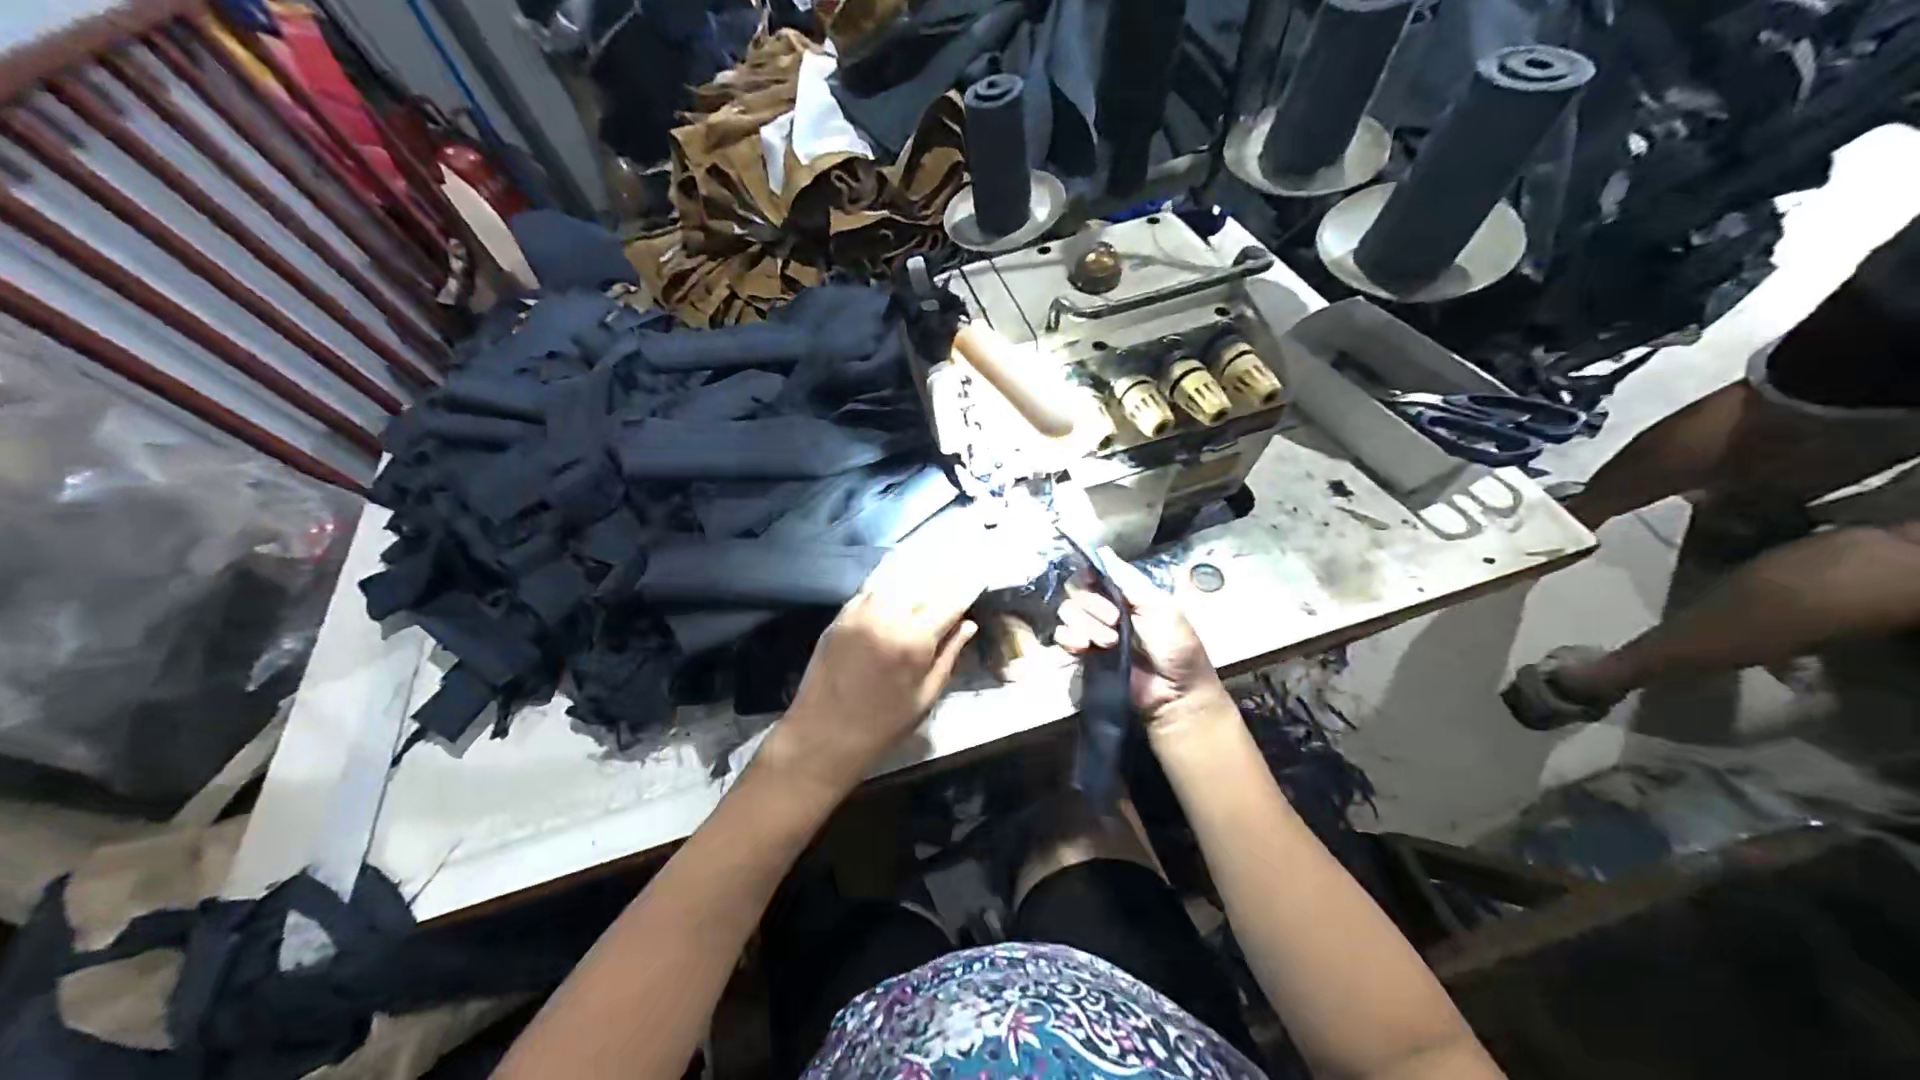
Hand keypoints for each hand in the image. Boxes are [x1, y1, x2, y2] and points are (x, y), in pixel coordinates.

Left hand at [763, 549, 983, 795]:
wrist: (824, 735)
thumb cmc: (883, 725)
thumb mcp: (926, 695)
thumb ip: (949, 655)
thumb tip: (968, 625)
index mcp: (914, 639)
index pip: (949, 601)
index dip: (965, 589)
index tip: (976, 579)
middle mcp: (887, 616)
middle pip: (921, 582)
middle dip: (941, 578)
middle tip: (955, 573)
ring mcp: (860, 612)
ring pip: (893, 579)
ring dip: (913, 575)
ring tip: (928, 573)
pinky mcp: (840, 616)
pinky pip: (869, 591)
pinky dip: (886, 586)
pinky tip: (895, 588)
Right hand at [1054, 554, 1233, 736]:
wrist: (1174, 694)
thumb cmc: (1177, 649)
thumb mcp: (1162, 608)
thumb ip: (1129, 582)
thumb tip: (1103, 552)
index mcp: (1125, 594)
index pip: (1094, 574)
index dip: (1089, 575)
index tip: (1094, 582)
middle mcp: (1105, 608)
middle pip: (1077, 591)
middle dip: (1092, 604)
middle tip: (1114, 621)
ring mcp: (1093, 631)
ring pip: (1068, 612)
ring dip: (1086, 623)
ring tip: (1108, 642)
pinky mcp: (1084, 654)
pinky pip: (1063, 636)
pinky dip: (1069, 638)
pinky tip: (1083, 647)